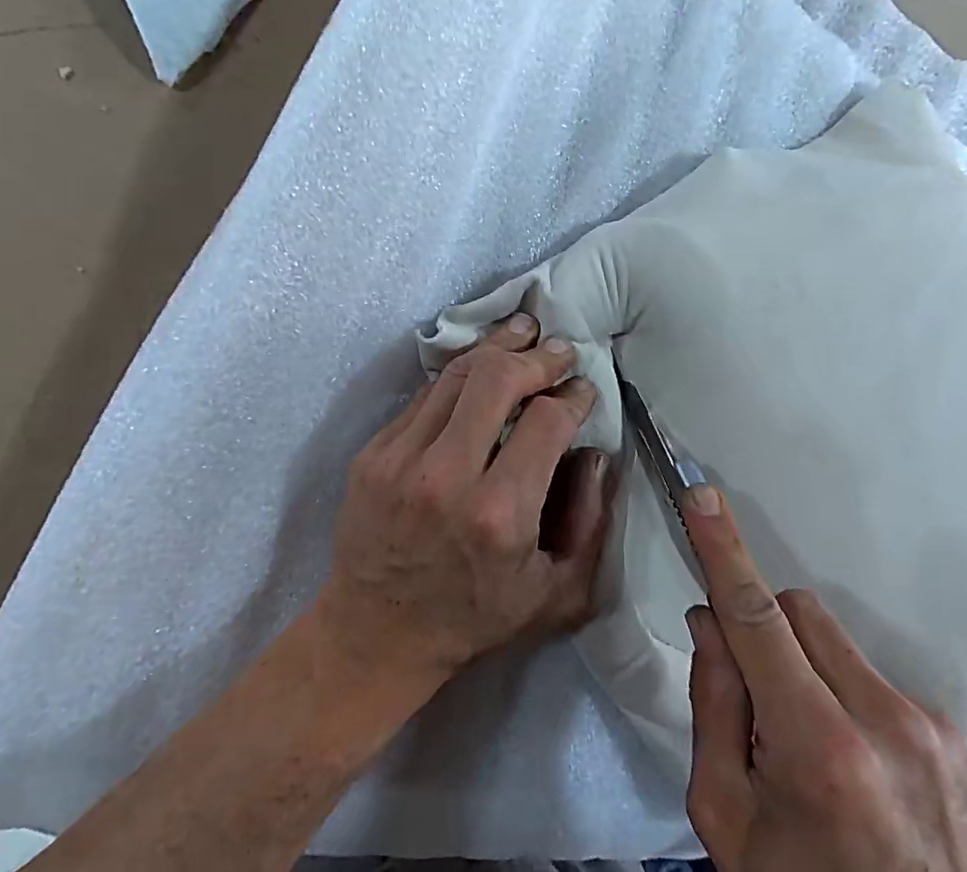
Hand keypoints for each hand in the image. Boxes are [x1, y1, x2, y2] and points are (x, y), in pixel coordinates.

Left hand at [318, 312, 614, 681]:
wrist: (376, 634)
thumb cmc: (477, 617)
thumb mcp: (560, 593)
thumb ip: (591, 521)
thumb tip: (593, 452)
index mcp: (500, 515)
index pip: (546, 421)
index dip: (574, 396)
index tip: (584, 390)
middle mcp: (446, 479)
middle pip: (497, 379)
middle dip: (538, 357)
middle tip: (560, 350)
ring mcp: (401, 461)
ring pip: (457, 374)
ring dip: (498, 347)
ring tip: (524, 333)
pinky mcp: (373, 455)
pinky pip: (426, 394)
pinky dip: (461, 374)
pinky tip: (483, 366)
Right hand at [681, 486, 966, 871]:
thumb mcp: (728, 823)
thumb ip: (714, 709)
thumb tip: (710, 622)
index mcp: (820, 750)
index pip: (757, 621)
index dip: (724, 553)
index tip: (702, 497)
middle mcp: (888, 722)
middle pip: (802, 612)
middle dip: (766, 630)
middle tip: (756, 693)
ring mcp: (932, 726)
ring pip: (840, 640)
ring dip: (809, 666)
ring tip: (812, 742)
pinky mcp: (958, 733)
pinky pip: (880, 676)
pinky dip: (850, 695)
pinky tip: (857, 761)